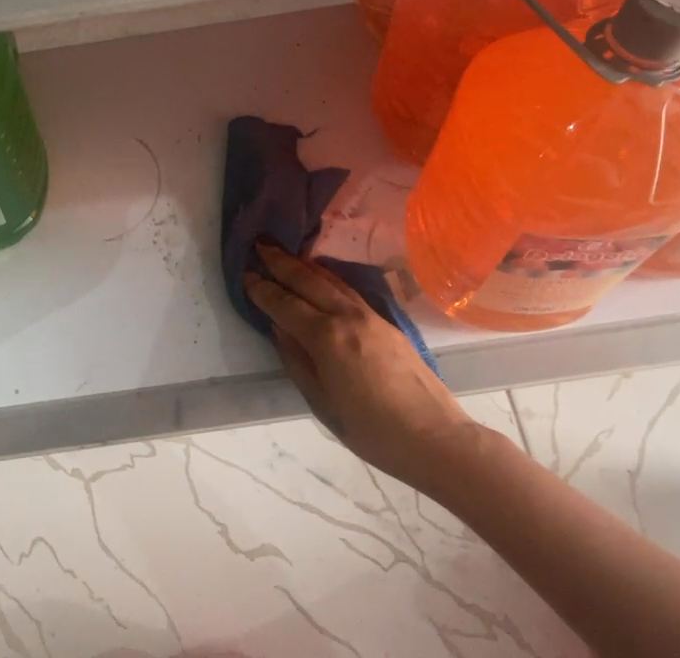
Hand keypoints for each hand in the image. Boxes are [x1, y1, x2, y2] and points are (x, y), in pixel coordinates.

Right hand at [245, 241, 478, 481]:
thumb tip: (279, 329)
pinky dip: (329, 277)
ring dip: (306, 264)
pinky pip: (349, 290)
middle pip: (309, 281)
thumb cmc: (372, 430)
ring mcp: (371, 317)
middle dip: (282, 261)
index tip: (245, 274)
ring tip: (286, 252)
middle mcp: (348, 318)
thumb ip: (297, 361)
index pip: (286, 305)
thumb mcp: (322, 403)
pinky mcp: (387, 323)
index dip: (263, 289)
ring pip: (332, 281)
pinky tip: (322, 276)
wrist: (434, 437)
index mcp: (327, 338)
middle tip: (260, 242)